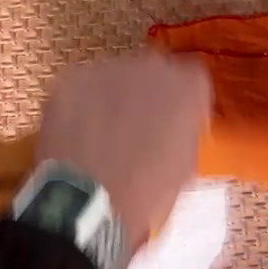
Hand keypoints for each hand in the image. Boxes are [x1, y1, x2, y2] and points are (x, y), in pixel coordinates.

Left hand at [36, 52, 211, 248]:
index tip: (173, 125)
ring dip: (114, 98)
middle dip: (146, 96)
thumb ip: (184, 132)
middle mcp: (154, 66)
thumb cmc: (146, 193)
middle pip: (154, 73)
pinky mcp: (74, 78)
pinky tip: (78, 135)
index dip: (181, 104)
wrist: (88, 202)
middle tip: (136, 129)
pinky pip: (83, 88)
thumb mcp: (183, 165)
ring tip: (102, 135)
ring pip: (117, 77)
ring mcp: (111, 68)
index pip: (193, 81)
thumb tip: (173, 129)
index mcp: (190, 87)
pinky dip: (82, 106)